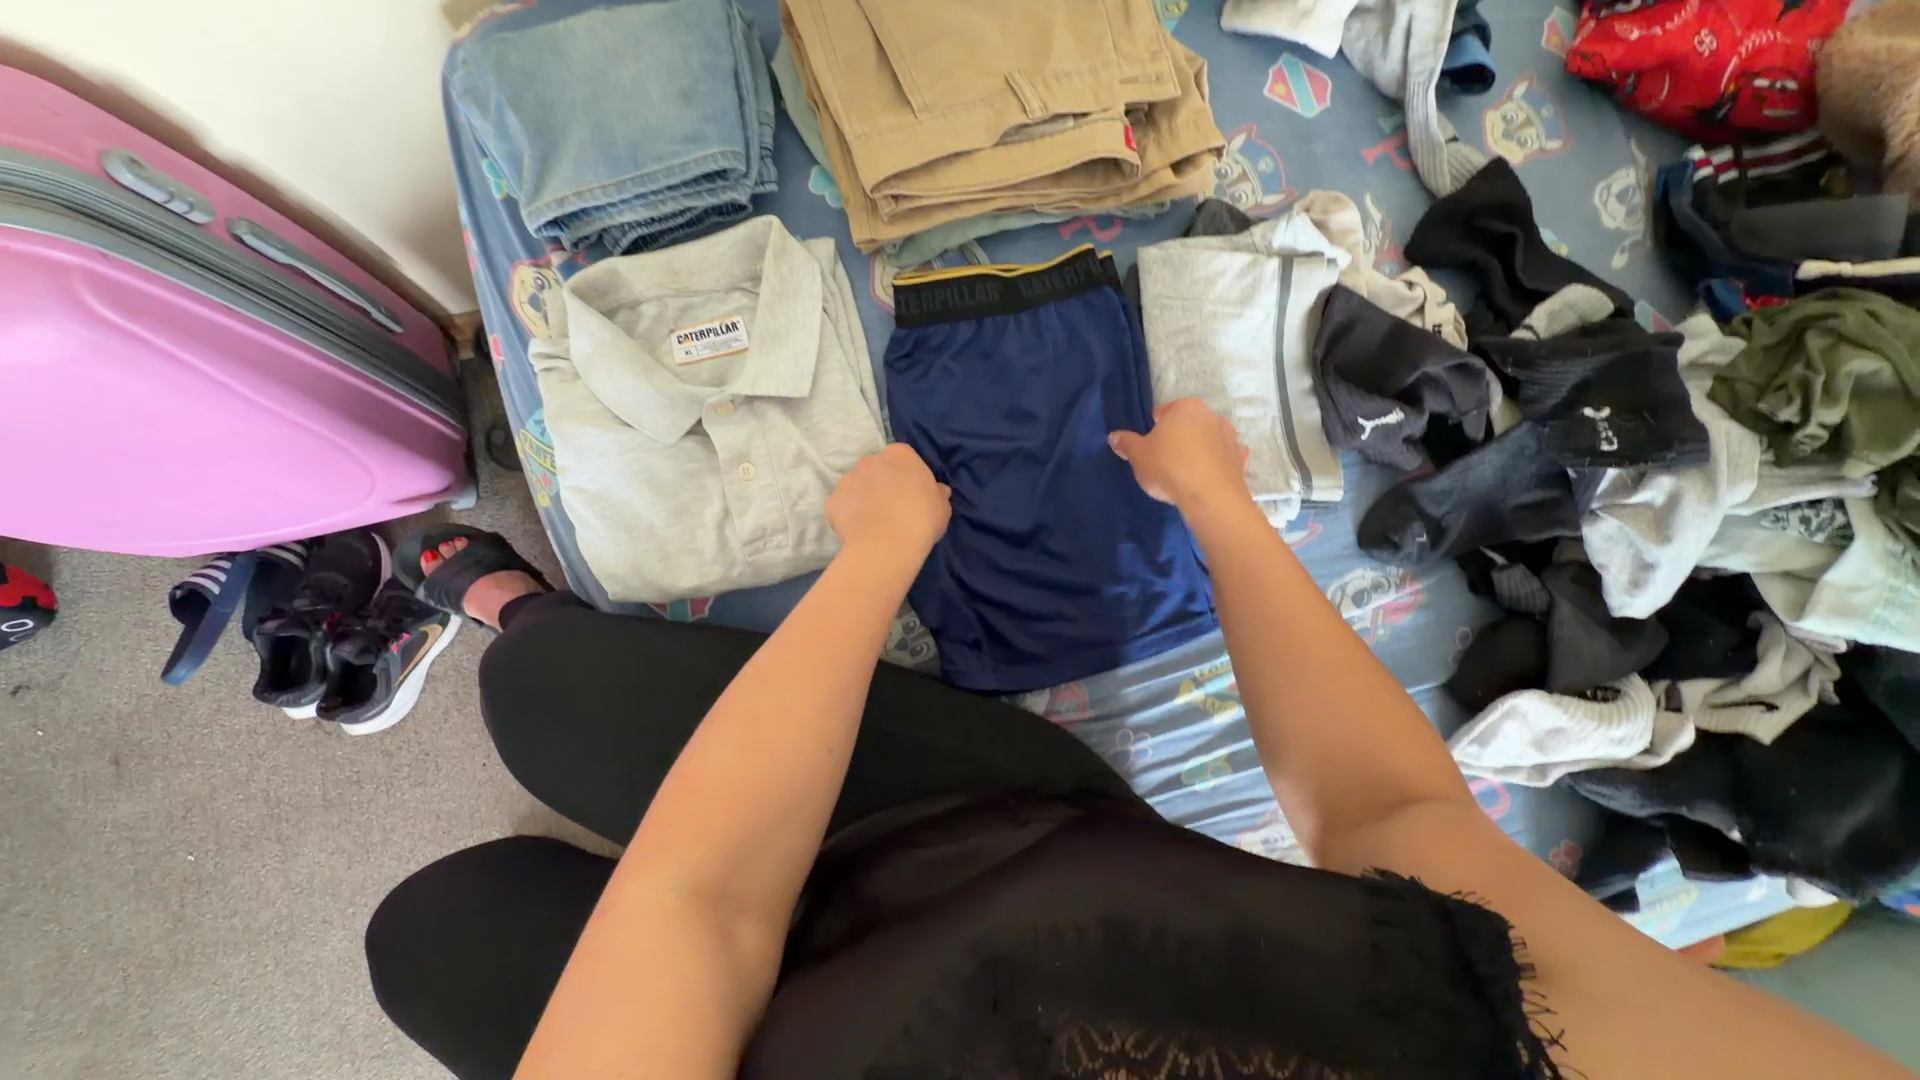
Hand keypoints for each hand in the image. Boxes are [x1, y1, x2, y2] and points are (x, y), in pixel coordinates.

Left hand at [826, 443, 951, 556]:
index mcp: (899, 454)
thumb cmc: (922, 520)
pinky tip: (858, 531)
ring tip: (873, 522)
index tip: (911, 493)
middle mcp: (870, 460)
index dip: (905, 475)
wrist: (887, 545)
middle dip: (880, 483)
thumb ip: (937, 494)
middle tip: (891, 507)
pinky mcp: (832, 501)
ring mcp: (847, 479)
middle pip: (875, 468)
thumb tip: (937, 491)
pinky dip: (847, 515)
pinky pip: (841, 506)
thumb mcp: (942, 506)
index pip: (901, 457)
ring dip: (862, 497)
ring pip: (856, 485)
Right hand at [1108, 398, 1251, 510]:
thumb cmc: (1169, 468)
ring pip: (1209, 439)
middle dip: (1179, 436)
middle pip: (1189, 423)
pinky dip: (1218, 463)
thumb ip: (1126, 443)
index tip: (1149, 445)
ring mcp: (1230, 436)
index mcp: (1186, 408)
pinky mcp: (1240, 459)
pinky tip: (1208, 476)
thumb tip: (1114, 436)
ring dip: (1200, 448)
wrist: (1210, 497)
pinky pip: (1225, 457)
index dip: (1154, 427)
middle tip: (1165, 459)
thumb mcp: (1138, 456)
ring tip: (1186, 471)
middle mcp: (1211, 416)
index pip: (1165, 411)